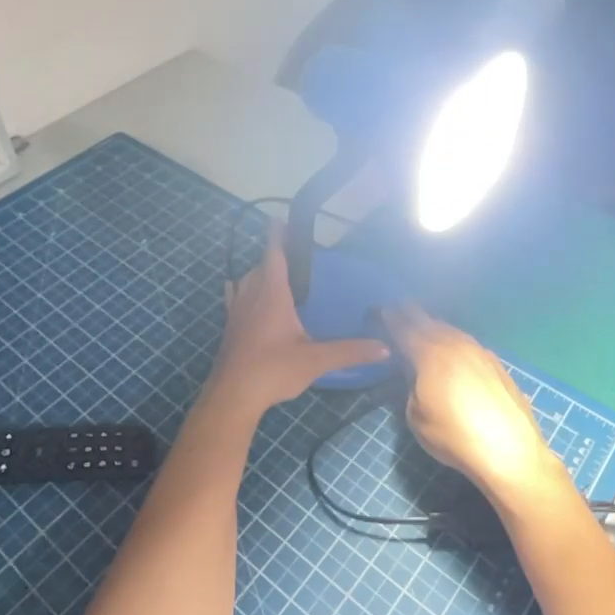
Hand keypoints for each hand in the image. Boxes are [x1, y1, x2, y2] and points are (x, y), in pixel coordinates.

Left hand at [203, 231, 388, 419]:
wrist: (232, 395)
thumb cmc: (273, 369)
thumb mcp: (316, 360)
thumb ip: (350, 351)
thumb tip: (385, 347)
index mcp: (272, 293)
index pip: (274, 254)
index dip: (278, 235)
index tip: (280, 219)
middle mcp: (251, 294)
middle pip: (261, 265)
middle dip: (274, 256)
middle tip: (292, 255)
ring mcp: (236, 310)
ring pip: (246, 280)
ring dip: (258, 273)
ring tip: (274, 275)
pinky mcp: (229, 327)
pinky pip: (235, 297)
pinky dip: (242, 290)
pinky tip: (243, 294)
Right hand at [385, 305, 563, 504]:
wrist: (509, 451)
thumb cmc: (454, 436)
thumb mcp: (415, 416)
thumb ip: (410, 387)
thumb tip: (414, 373)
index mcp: (429, 354)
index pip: (403, 326)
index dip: (388, 316)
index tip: (377, 310)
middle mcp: (455, 344)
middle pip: (428, 321)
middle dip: (410, 314)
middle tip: (397, 312)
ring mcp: (480, 352)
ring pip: (451, 330)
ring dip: (434, 327)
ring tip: (424, 330)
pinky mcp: (497, 364)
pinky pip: (468, 343)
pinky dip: (454, 341)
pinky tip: (453, 351)